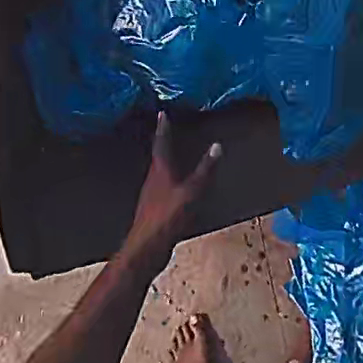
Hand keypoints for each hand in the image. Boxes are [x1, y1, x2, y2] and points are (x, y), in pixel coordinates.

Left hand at [121, 114, 220, 267]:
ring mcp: (151, 195)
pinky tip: (178, 188)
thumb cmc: (168, 216)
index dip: (163, 128)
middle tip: (170, 131)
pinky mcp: (153, 209)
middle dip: (164, 143)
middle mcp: (153, 179)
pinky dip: (170, 180)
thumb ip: (205, 170)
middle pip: (158, 156)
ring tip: (176, 155)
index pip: (161, 143)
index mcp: (160, 170)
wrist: (146, 249)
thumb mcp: (192, 191)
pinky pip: (162, 187)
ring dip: (166, 162)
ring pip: (159, 172)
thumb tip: (217, 145)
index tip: (162, 114)